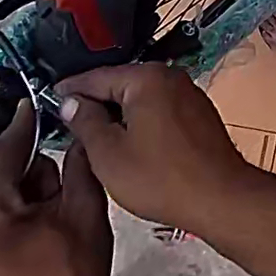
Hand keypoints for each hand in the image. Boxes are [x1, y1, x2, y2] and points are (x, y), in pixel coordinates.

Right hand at [55, 63, 265, 234]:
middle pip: (120, 85)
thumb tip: (71, 102)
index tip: (51, 97)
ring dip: (119, 116)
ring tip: (98, 138)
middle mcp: (169, 76)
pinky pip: (159, 109)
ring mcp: (187, 93)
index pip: (96, 77)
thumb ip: (85, 122)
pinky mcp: (199, 114)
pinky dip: (141, 122)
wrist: (223, 200)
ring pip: (140, 99)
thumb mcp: (109, 154)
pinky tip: (132, 145)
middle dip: (96, 104)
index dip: (71, 89)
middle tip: (70, 123)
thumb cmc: (162, 178)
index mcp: (146, 77)